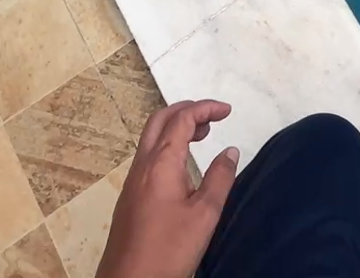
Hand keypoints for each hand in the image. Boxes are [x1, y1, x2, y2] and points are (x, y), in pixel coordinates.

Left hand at [97, 100, 240, 277]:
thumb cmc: (168, 251)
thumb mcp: (205, 215)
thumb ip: (220, 177)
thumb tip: (230, 151)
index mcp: (160, 164)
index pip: (182, 119)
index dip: (206, 108)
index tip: (228, 112)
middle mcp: (142, 167)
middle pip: (159, 120)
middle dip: (187, 109)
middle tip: (212, 117)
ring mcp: (132, 184)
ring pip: (151, 139)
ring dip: (177, 128)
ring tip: (202, 136)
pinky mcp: (129, 200)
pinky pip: (148, 157)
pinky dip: (169, 146)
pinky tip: (184, 167)